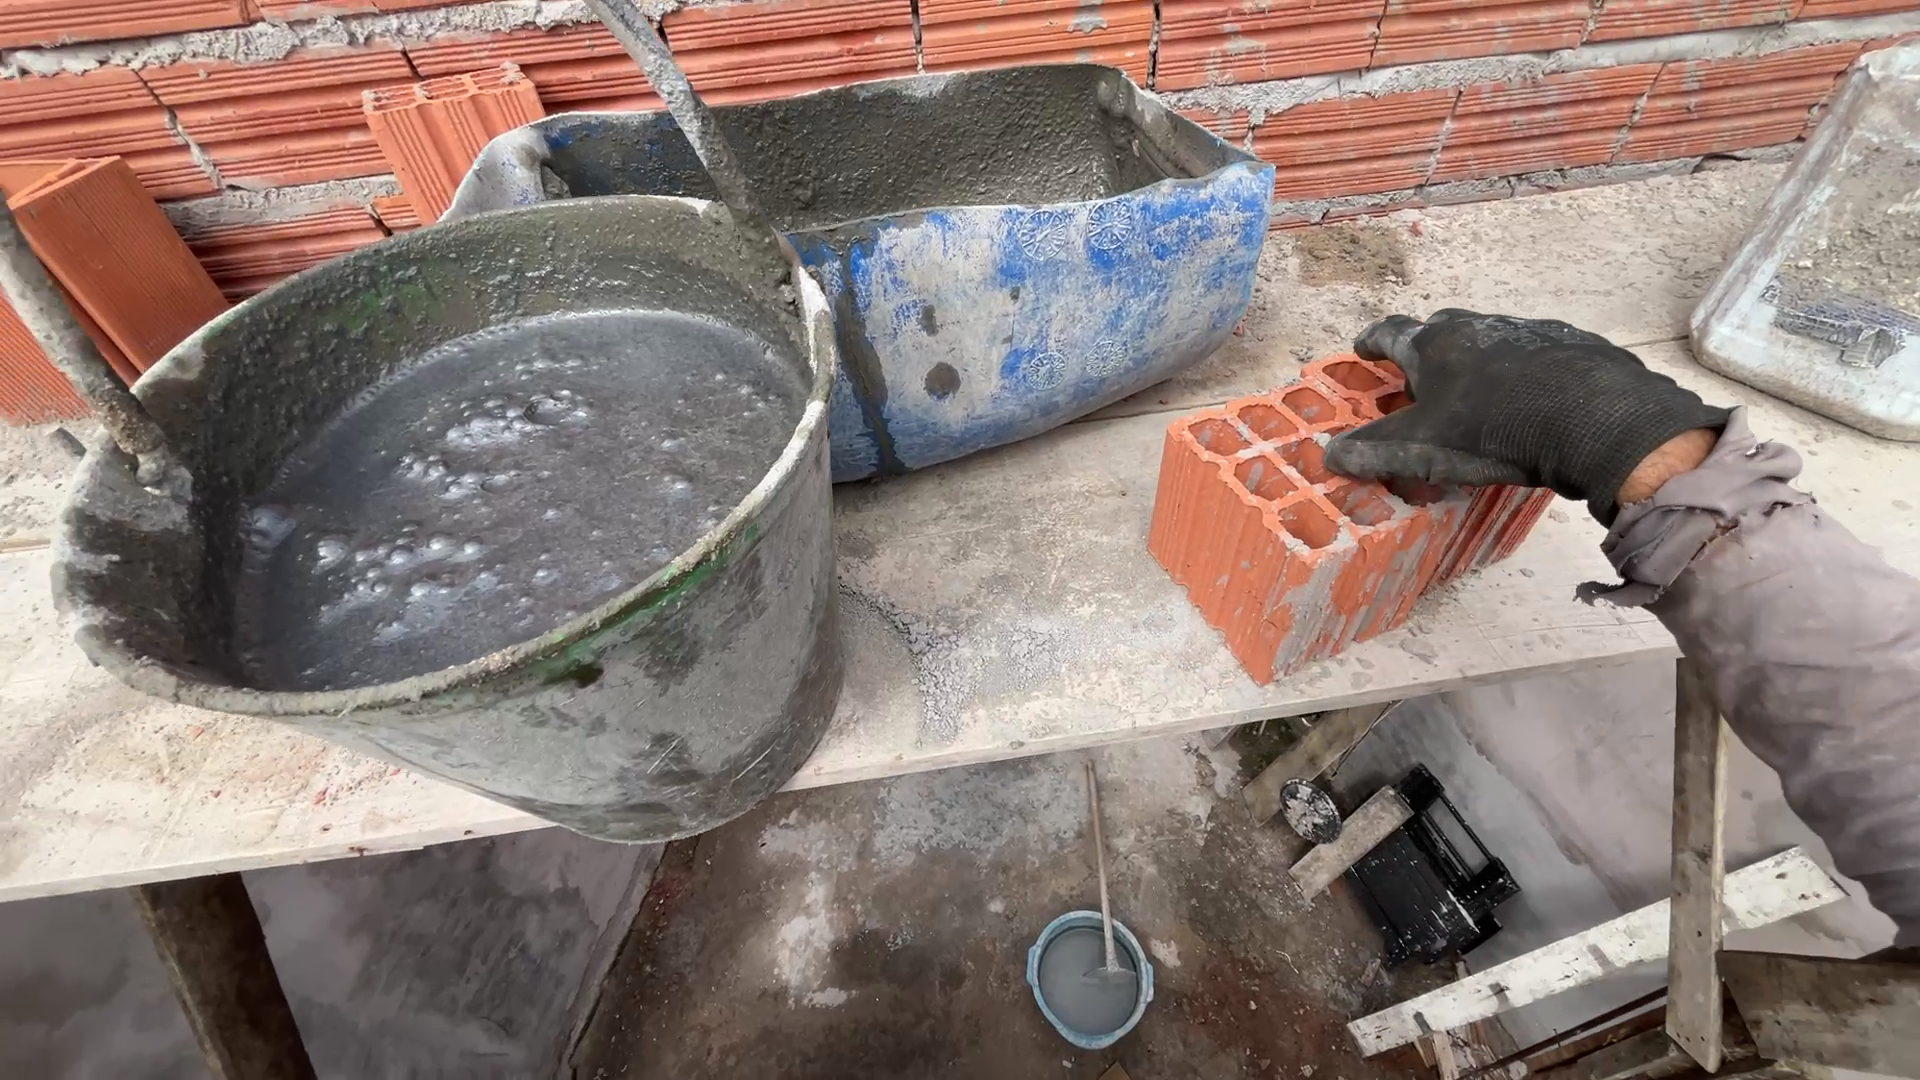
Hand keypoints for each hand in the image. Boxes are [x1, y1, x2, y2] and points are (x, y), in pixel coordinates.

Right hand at [1325, 310, 1729, 522]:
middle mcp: (1478, 326)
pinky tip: (1528, 400)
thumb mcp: (1417, 449)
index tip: (1363, 349)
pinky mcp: (1575, 345)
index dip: (1371, 341)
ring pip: (1488, 339)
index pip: (1389, 332)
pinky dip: (1519, 371)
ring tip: (1476, 395)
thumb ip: (1370, 451)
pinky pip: (1533, 353)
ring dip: (1473, 360)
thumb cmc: (1491, 431)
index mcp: (1434, 345)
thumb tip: (1330, 454)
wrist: (1600, 422)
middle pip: (1440, 327)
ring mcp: (1529, 331)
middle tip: (1421, 381)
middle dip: (1424, 349)